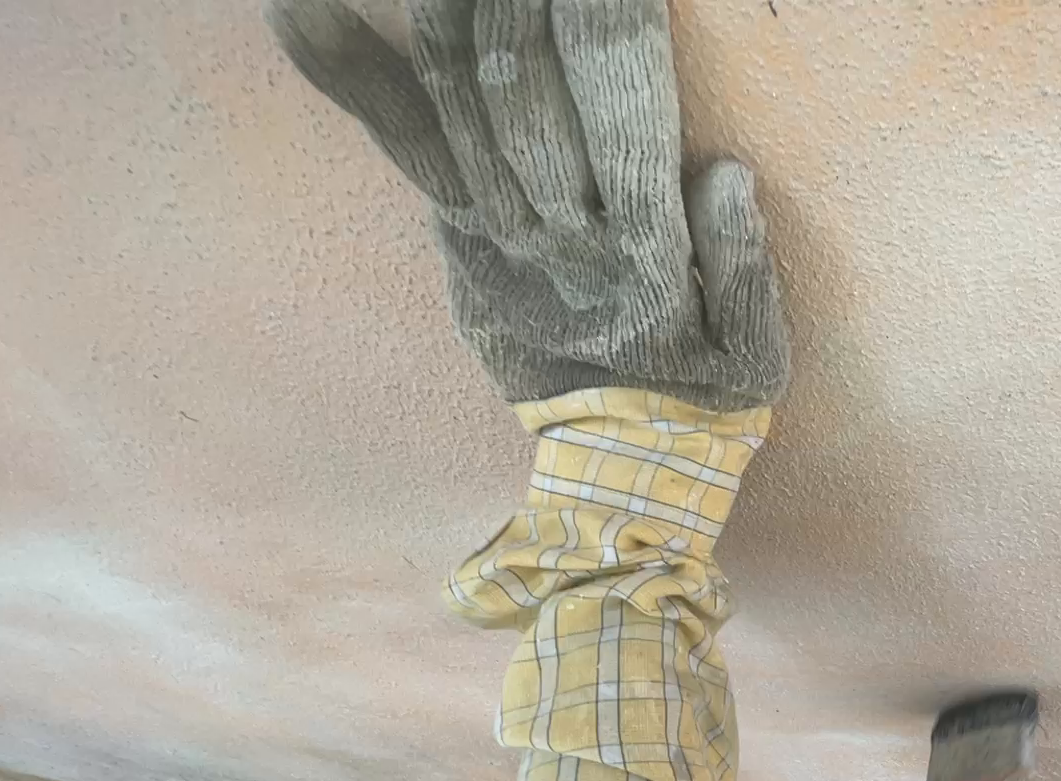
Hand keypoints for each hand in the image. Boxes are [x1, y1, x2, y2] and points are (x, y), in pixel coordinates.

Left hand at [264, 0, 788, 409]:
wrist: (630, 455)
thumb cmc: (704, 393)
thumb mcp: (755, 352)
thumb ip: (743, 269)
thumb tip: (728, 173)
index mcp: (646, 259)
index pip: (625, 114)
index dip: (616, 25)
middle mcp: (562, 239)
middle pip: (528, 87)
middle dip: (528, 0)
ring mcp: (499, 240)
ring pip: (458, 101)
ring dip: (454, 11)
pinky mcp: (463, 245)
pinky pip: (406, 154)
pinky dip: (354, 78)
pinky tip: (304, 8)